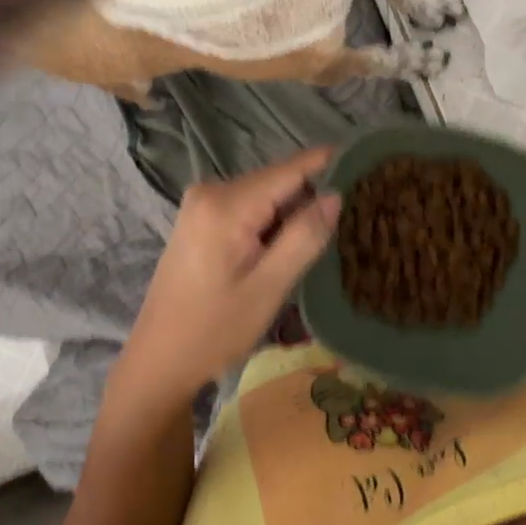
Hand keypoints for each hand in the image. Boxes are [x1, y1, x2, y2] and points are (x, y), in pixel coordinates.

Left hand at [121, 148, 340, 400]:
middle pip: (278, 181)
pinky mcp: (200, 219)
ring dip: (292, 213)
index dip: (330, 164)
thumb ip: (304, 236)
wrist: (158, 361)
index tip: (367, 162)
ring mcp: (201, 203)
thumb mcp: (269, 287)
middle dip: (312, 197)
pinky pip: (249, 208)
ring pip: (265, 195)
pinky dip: (271, 223)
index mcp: (226, 204)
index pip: (290, 169)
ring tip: (327, 236)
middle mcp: (211, 191)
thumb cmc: (214, 331)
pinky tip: (288, 248)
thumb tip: (336, 194)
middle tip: (354, 217)